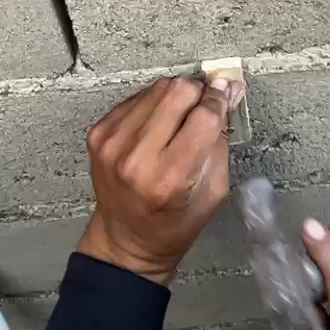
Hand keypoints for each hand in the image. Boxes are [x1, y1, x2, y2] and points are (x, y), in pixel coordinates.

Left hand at [76, 75, 239, 283]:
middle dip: (198, 92)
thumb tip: (230, 89)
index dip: (220, 99)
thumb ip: (221, 137)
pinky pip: (136, 97)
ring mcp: (112, 142)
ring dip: (176, 96)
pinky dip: (154, 103)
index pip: (203, 117)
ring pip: (158, 87)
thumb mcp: (214, 189)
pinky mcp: (99, 133)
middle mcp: (136, 157)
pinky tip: (158, 125)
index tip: (227, 91)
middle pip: (178, 91)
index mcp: (169, 178)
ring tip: (180, 118)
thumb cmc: (174, 223)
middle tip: (205, 104)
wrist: (125, 241)